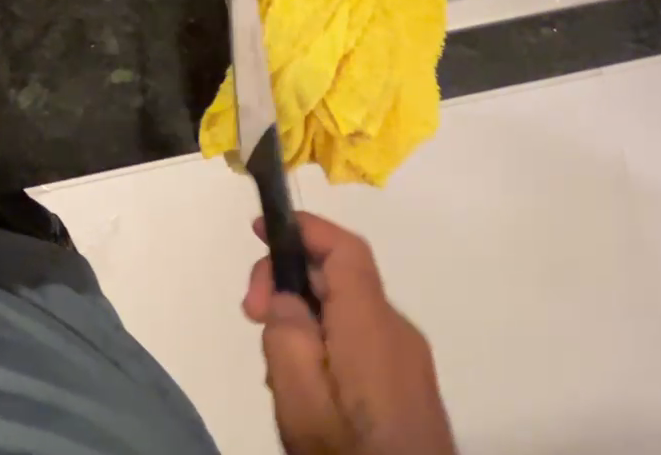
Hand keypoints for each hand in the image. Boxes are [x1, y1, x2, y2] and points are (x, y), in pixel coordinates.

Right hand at [244, 213, 455, 454]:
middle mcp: (398, 333)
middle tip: (252, 315)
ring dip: (302, 313)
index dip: (304, 227)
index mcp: (372, 327)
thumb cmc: (348, 450)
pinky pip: (358, 334)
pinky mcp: (407, 382)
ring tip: (276, 361)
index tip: (259, 228)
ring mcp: (408, 359)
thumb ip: (286, 336)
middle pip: (338, 277)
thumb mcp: (298, 397)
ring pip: (344, 307)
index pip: (345, 250)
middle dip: (287, 280)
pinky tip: (304, 376)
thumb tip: (285, 298)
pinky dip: (323, 334)